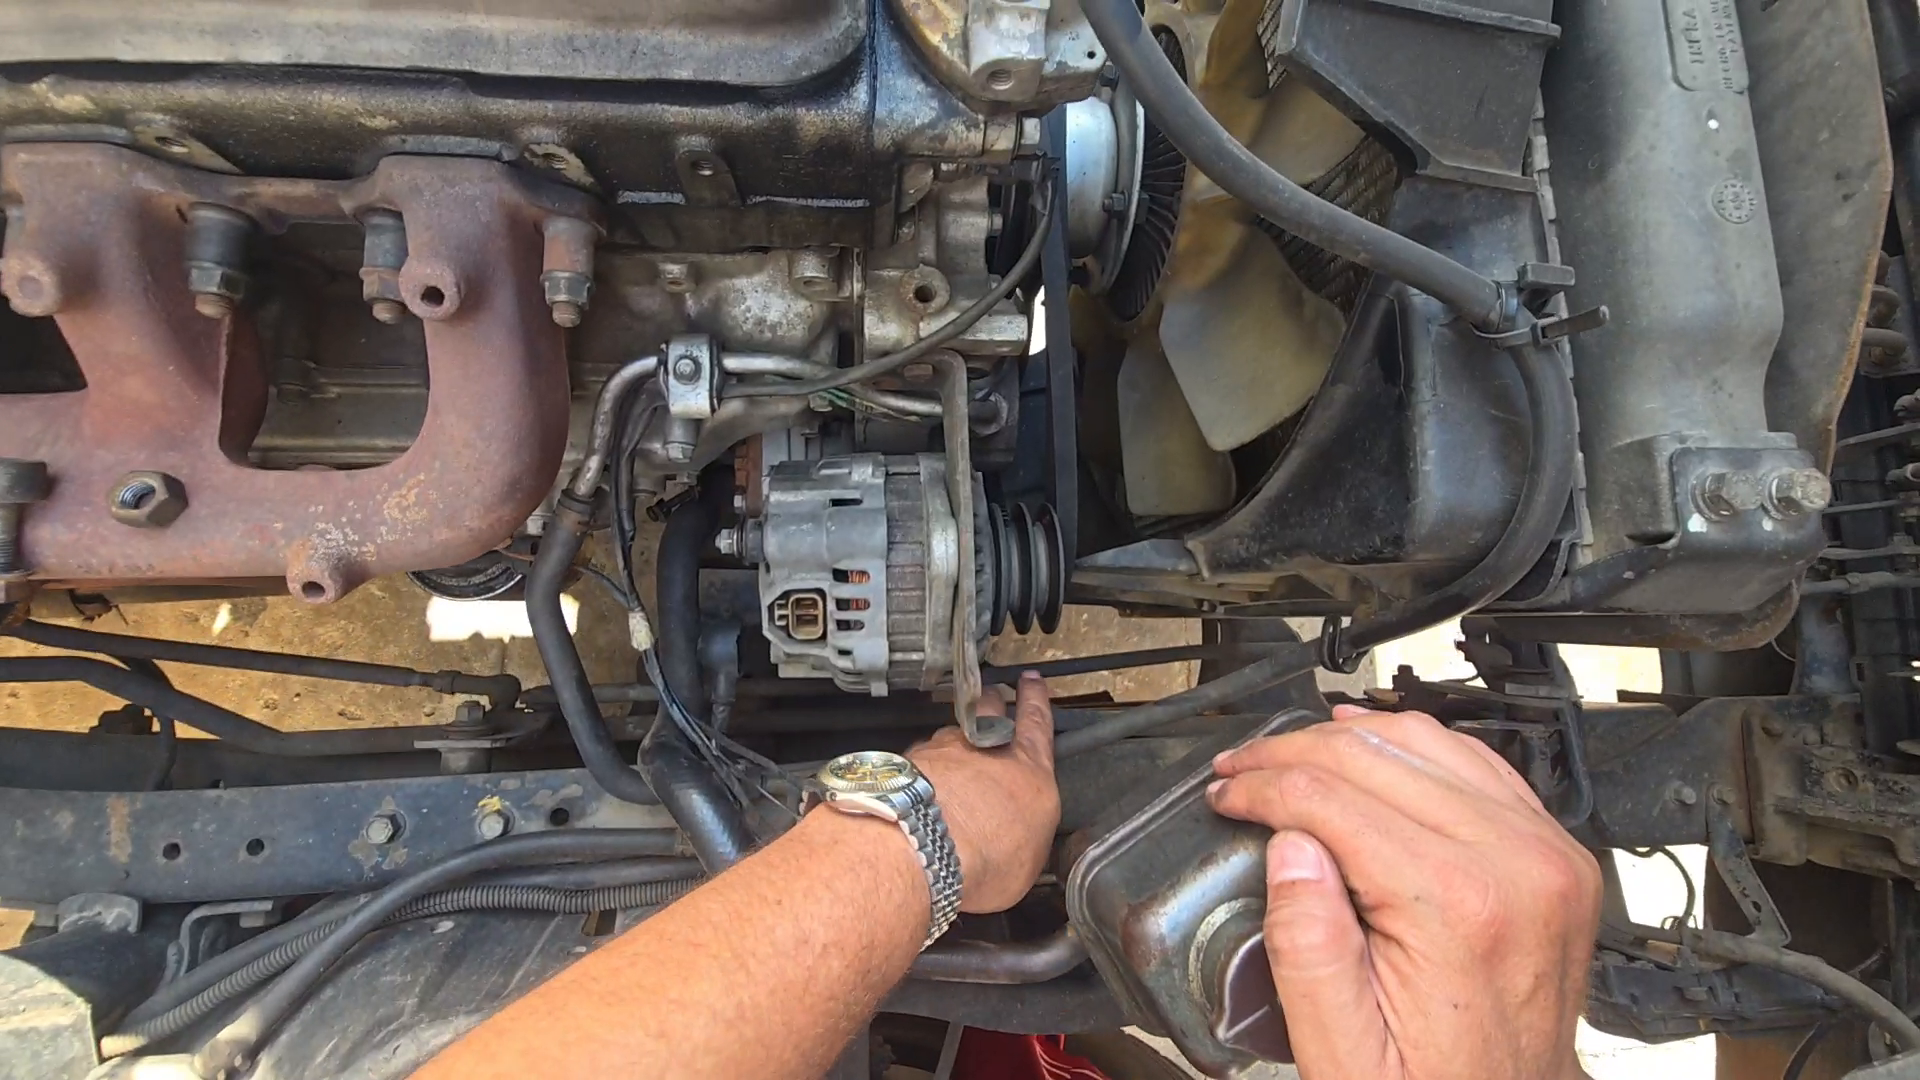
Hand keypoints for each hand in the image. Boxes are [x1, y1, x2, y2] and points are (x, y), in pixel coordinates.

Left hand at [908, 672, 1058, 912]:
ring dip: (954, 744)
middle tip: (993, 700)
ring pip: (952, 733)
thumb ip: (1024, 837)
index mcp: (1027, 770)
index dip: (1034, 698)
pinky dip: (922, 767)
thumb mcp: (1026, 863)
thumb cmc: (981, 861)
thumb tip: (1019, 844)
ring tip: (950, 765)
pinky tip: (917, 787)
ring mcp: (944, 749)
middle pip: (991, 709)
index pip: (1035, 721)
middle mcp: (986, 748)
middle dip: (993, 701)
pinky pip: (921, 756)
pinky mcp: (910, 760)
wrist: (920, 848)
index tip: (1031, 681)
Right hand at [1207, 706, 1598, 1079]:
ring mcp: (1540, 846)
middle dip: (1282, 753)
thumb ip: (1306, 945)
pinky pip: (1462, 754)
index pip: (1327, 797)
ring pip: (1411, 738)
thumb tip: (1287, 844)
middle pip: (1366, 755)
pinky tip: (1357, 739)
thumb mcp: (1341, 1048)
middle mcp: (1514, 863)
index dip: (1259, 786)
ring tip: (1282, 756)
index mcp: (1459, 906)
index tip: (1225, 795)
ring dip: (1332, 736)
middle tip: (1238, 769)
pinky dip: (1398, 737)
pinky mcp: (1545, 844)